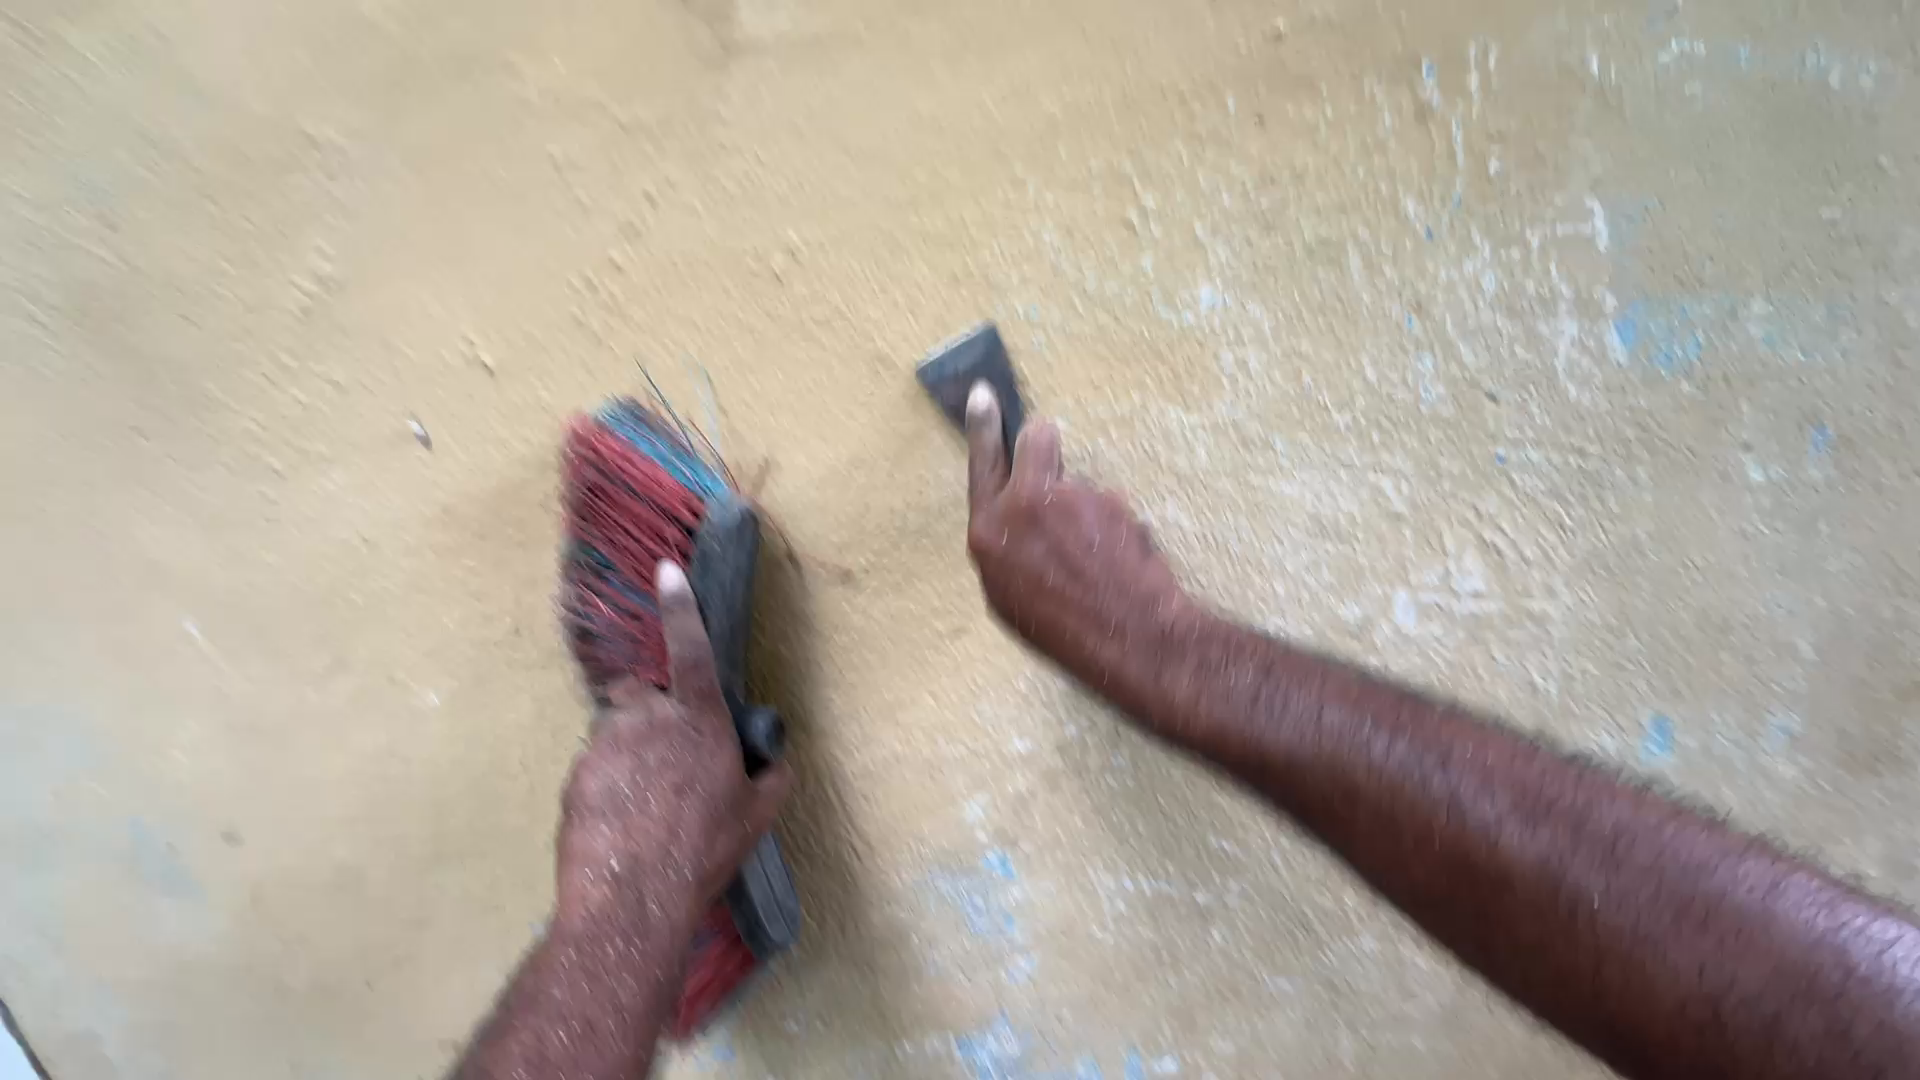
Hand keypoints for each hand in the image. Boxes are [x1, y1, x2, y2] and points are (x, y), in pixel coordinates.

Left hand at [555, 561, 793, 935]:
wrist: (633, 897)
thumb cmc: (705, 847)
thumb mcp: (759, 813)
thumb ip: (773, 774)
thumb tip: (773, 758)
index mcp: (698, 719)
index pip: (692, 649)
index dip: (681, 607)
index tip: (667, 570)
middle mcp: (649, 718)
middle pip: (642, 692)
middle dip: (651, 710)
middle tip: (664, 758)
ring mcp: (606, 744)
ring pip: (616, 728)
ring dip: (628, 748)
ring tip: (641, 798)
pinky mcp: (575, 774)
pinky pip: (594, 763)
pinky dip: (607, 780)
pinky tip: (619, 818)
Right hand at [964, 382, 1191, 686]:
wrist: (1128, 637)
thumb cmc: (1062, 628)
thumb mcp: (1007, 596)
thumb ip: (1001, 546)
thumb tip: (1008, 519)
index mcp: (987, 533)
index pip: (981, 463)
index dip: (982, 425)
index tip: (984, 393)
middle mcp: (1021, 506)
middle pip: (1036, 441)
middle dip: (1045, 447)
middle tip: (1060, 473)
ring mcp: (1068, 497)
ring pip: (1076, 478)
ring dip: (1084, 503)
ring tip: (1095, 554)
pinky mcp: (1108, 499)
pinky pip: (1106, 500)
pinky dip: (1111, 523)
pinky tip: (1117, 556)